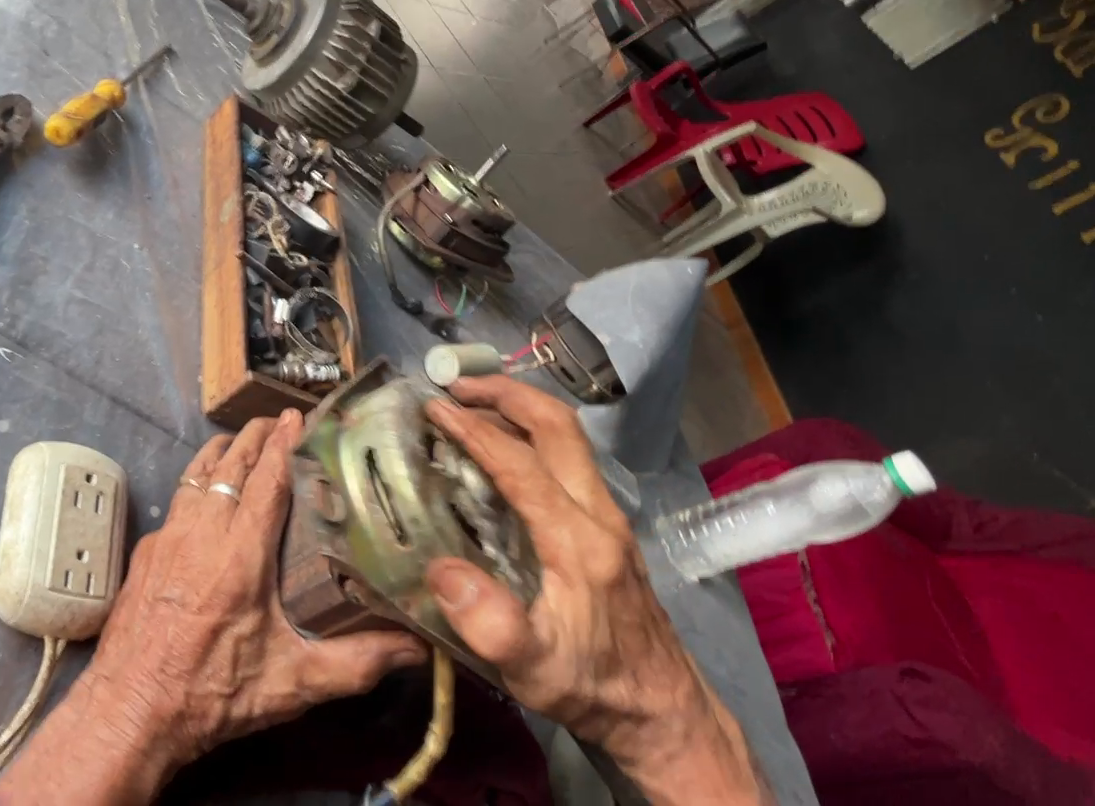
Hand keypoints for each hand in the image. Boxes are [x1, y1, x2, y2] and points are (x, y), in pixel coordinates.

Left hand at [0, 411, 426, 803]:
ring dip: (220, 453)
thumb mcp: (293, 684)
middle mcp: (201, 532)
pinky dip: (196, 482)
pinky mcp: (145, 552)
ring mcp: (167, 538)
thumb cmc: (212, 693)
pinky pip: (177, 500)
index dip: (285, 443)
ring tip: (240, 442)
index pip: (267, 479)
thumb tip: (417, 649)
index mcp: (240, 552)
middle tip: (277, 421)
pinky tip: (203, 496)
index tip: (298, 415)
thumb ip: (357, 663)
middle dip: (254, 437)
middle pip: (229, 464)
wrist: (130, 710)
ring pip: (195, 474)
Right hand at [423, 377, 764, 804]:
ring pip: (567, 435)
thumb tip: (441, 569)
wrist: (662, 710)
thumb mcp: (535, 671)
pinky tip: (500, 447)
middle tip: (454, 384)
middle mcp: (598, 513)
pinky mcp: (606, 524)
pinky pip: (567, 456)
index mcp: (579, 540)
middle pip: (558, 425)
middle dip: (505, 393)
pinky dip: (530, 432)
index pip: (521, 464)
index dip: (474, 430)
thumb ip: (491, 625)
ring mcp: (607, 515)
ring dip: (519, 406)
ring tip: (470, 402)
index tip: (433, 408)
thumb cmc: (592, 686)